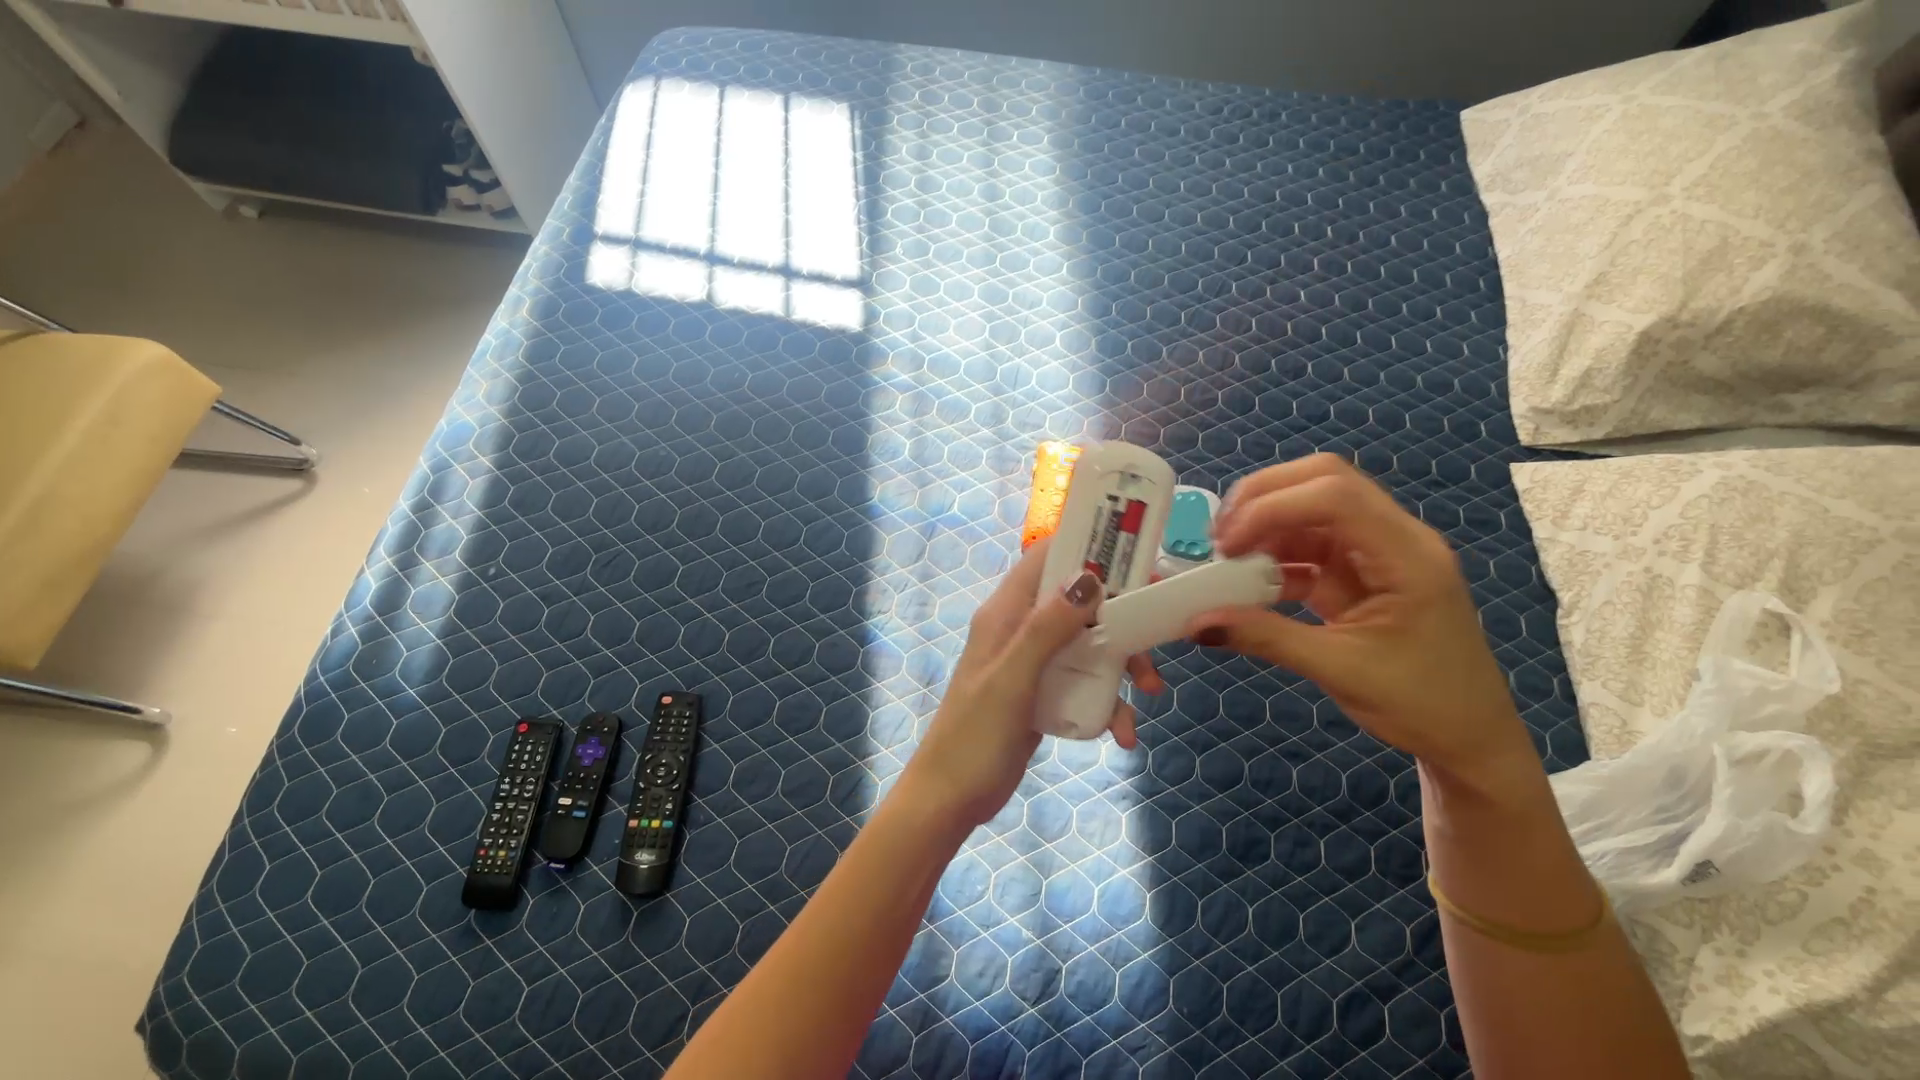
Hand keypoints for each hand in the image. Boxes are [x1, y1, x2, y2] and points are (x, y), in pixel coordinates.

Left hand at [900, 537, 1164, 829]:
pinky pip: (1085, 683)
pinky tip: (1121, 733)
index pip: (1047, 557)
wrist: (952, 798)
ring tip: (1149, 693)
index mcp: (1006, 613)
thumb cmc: (975, 736)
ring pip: (1090, 643)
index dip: (1089, 546)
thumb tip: (1090, 575)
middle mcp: (1021, 629)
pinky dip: (1108, 702)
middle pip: (1080, 601)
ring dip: (1123, 664)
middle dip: (1122, 616)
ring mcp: (1034, 663)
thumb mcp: (1013, 678)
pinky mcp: (1045, 694)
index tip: (1136, 556)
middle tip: (1157, 634)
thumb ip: (1047, 628)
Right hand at [1191, 454, 1539, 794]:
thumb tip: (1196, 622)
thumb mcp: (1340, 670)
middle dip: (1264, 499)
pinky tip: (1248, 585)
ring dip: (1266, 529)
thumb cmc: (1421, 705)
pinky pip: (1311, 548)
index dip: (1271, 507)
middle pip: (1324, 482)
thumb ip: (1266, 637)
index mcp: (1407, 554)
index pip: (1334, 495)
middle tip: (1221, 538)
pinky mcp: (1361, 574)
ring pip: (1313, 511)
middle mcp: (1395, 539)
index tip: (1227, 547)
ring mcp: (1378, 554)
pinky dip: (1275, 559)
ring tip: (1227, 563)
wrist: (1469, 738)